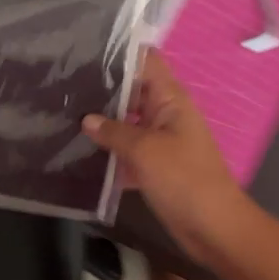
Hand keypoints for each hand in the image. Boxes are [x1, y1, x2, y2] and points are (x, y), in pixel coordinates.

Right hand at [84, 51, 251, 261]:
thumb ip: (114, 132)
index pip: (146, 61)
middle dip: (103, 90)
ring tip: (64, 116)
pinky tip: (79, 156)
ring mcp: (161, 140)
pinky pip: (128, 152)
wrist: (214, 228)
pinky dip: (110, 154)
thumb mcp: (145, 151)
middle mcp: (165, 113)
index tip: (86, 51)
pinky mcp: (155, 166)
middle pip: (132, 91)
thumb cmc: (184, 179)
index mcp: (170, 98)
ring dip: (103, 124)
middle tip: (64, 86)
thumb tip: (86, 119)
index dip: (120, 53)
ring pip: (127, 123)